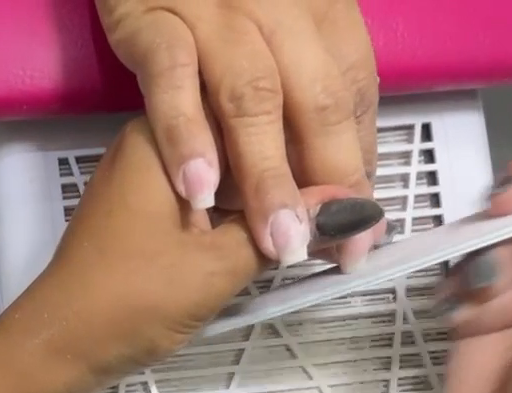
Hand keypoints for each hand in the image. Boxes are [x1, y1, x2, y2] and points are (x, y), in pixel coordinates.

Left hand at [9, 119, 382, 376]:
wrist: (56, 348)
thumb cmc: (128, 301)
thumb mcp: (217, 266)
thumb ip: (288, 229)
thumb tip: (356, 211)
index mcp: (170, 128)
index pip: (267, 124)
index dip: (322, 167)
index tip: (361, 211)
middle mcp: (160, 139)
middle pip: (253, 148)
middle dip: (304, 190)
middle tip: (352, 233)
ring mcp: (152, 176)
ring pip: (235, 179)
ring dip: (278, 210)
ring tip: (327, 243)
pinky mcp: (148, 212)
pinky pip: (212, 204)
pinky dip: (245, 224)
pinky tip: (279, 247)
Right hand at [96, 0, 380, 268]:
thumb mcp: (269, 30)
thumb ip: (299, 94)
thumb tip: (328, 186)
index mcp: (318, 9)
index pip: (351, 95)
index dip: (358, 166)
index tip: (358, 232)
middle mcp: (279, 5)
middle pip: (313, 99)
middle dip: (324, 184)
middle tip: (323, 250)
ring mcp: (215, 12)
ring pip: (252, 97)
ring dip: (266, 177)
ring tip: (274, 242)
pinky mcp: (153, 19)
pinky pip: (173, 78)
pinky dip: (186, 135)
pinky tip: (197, 191)